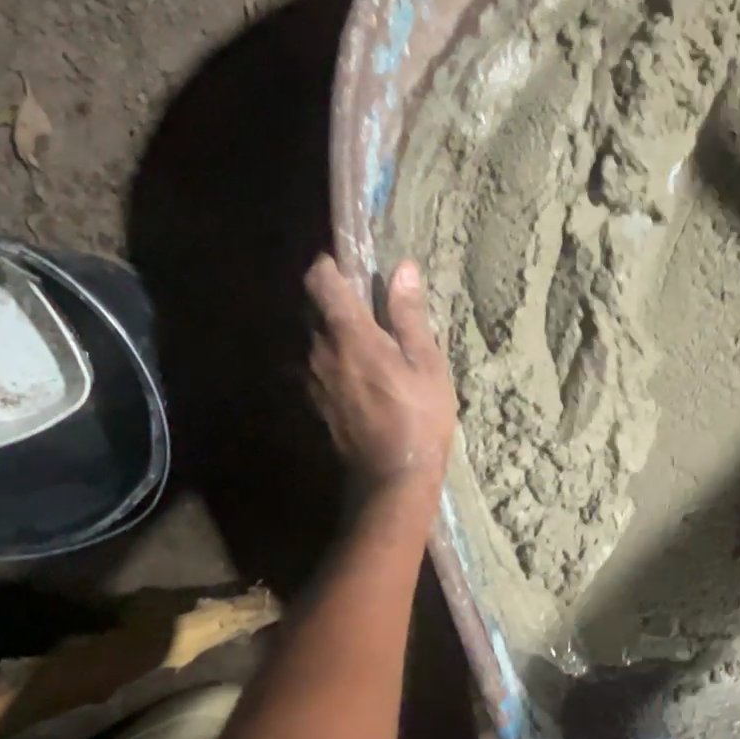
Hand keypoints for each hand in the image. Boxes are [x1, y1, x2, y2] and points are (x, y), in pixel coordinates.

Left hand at [305, 256, 456, 494]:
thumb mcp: (426, 362)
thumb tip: (403, 269)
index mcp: (348, 334)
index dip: (329, 263)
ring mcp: (313, 380)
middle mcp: (319, 351)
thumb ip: (408, 315)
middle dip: (334, 298)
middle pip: (314, 309)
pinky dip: (333, 359)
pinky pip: (317, 366)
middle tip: (368, 302)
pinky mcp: (315, 403)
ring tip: (368, 340)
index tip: (348, 260)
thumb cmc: (418, 416)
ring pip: (314, 339)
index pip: (320, 280)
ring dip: (334, 331)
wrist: (391, 478)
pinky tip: (360, 373)